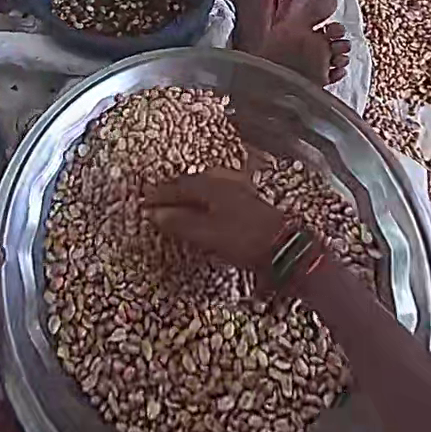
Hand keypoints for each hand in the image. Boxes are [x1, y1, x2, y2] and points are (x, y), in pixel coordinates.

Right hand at [143, 170, 288, 271]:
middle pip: (192, 182)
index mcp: (210, 186)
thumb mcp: (207, 233)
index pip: (178, 187)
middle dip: (173, 189)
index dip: (160, 194)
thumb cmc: (243, 239)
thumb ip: (180, 223)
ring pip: (206, 187)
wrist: (286, 248)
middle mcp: (223, 182)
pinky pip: (217, 194)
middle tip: (157, 198)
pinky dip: (204, 199)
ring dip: (189, 193)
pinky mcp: (248, 203)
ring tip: (177, 201)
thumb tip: (154, 214)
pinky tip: (206, 207)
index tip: (144, 200)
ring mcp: (238, 191)